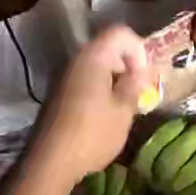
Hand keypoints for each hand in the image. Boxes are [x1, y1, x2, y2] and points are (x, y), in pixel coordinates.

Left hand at [29, 24, 152, 185]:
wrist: (51, 161)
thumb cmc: (93, 133)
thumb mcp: (123, 111)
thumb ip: (135, 86)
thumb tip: (141, 73)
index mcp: (94, 58)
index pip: (121, 34)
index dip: (139, 50)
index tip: (144, 77)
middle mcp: (77, 60)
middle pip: (109, 48)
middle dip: (129, 66)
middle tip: (139, 93)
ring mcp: (65, 77)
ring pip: (97, 66)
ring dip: (116, 80)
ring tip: (126, 106)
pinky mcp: (60, 94)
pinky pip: (86, 81)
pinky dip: (101, 90)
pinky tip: (107, 114)